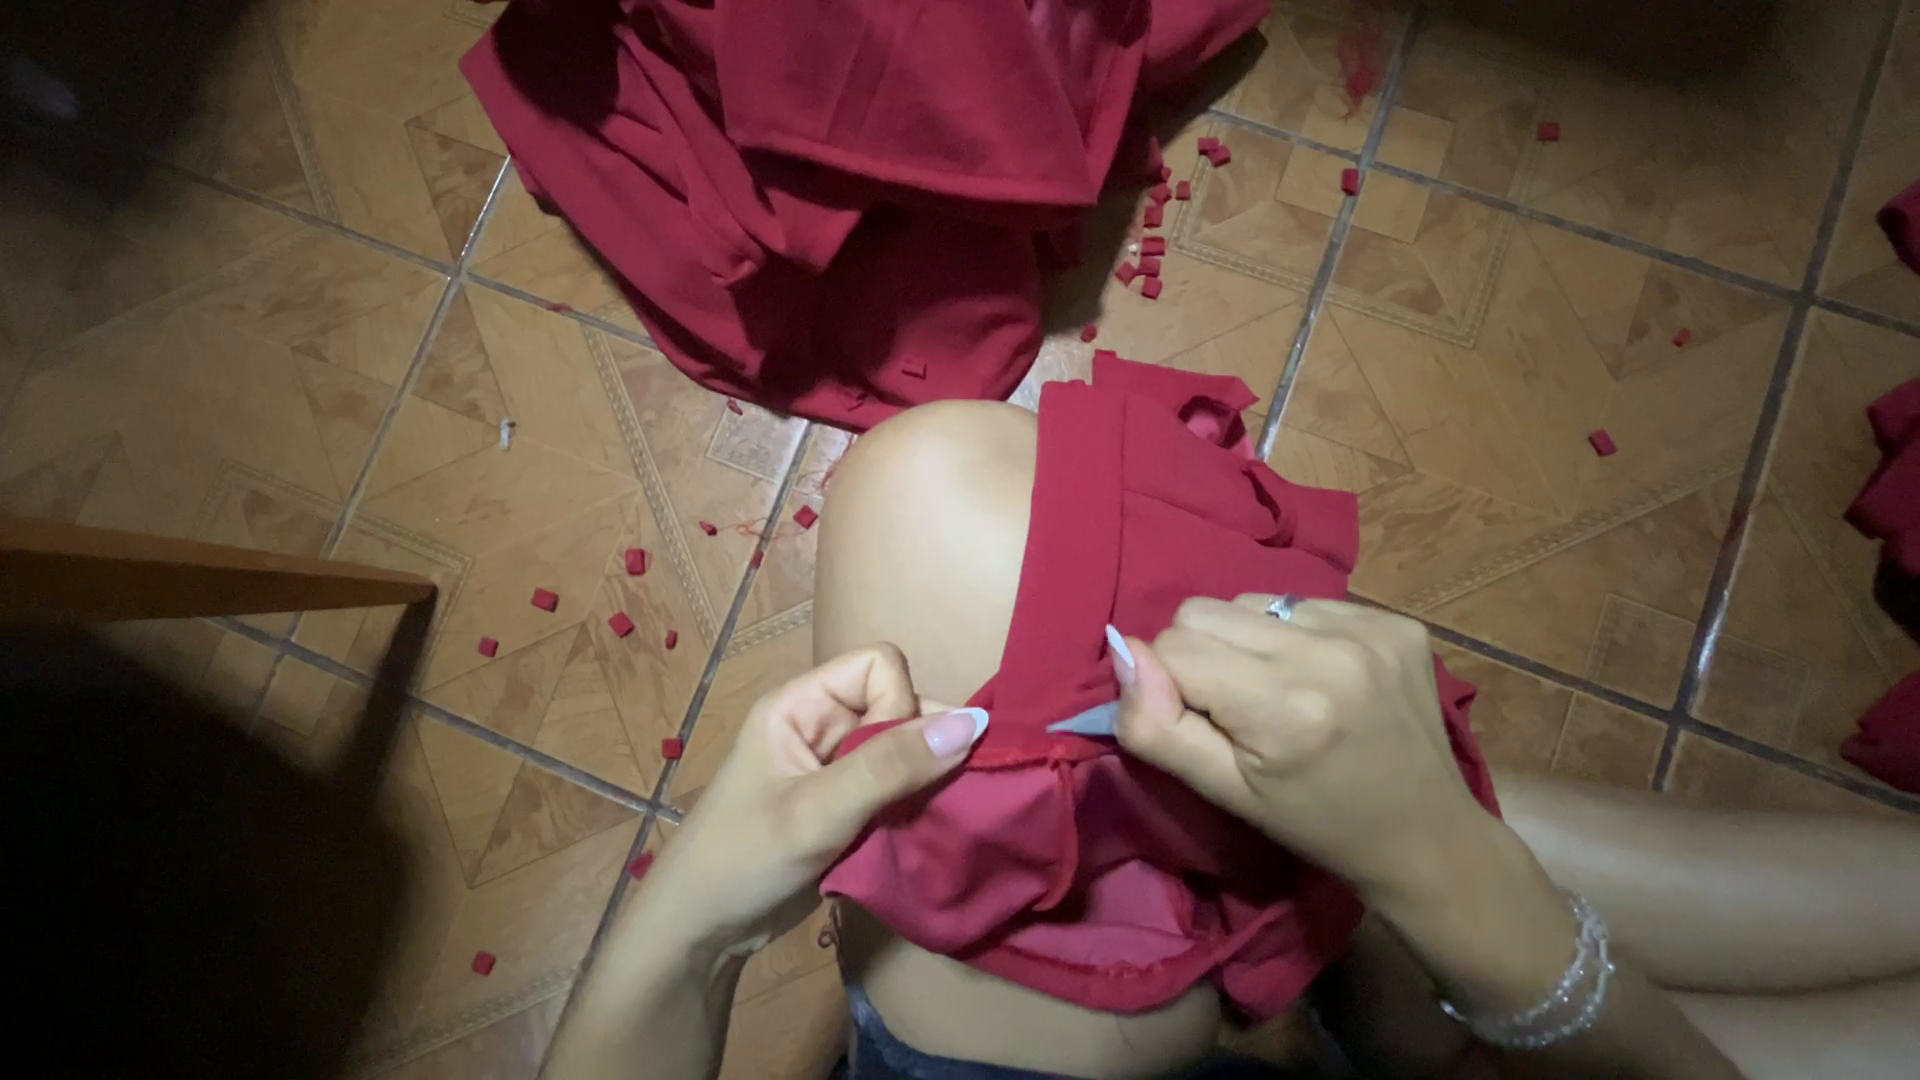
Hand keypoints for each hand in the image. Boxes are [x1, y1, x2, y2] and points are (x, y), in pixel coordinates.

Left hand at [634, 644, 987, 955]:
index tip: (896, 761)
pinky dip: (914, 803)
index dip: (901, 704)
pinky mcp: (850, 802)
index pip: (879, 666)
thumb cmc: (743, 860)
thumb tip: (972, 723)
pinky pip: (899, 782)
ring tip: (922, 817)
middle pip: (900, 703)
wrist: (701, 936)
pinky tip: (915, 830)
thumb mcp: (816, 812)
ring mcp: (837, 764)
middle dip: (922, 745)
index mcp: (803, 703)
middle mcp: (824, 723)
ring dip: (922, 779)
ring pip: (906, 746)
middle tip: (923, 796)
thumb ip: (890, 766)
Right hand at [1109, 596, 1495, 903]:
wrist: (1427, 834)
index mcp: (1284, 706)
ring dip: (1243, 640)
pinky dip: (1290, 635)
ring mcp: (1368, 627)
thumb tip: (1123, 651)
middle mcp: (1327, 650)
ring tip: (1279, 689)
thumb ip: (1157, 726)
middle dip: (1199, 654)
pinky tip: (1320, 676)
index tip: (1203, 722)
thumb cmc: (1313, 822)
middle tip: (1236, 706)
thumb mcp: (1222, 791)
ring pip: (1246, 600)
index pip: (1174, 646)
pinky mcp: (1393, 619)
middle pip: (1202, 610)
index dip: (1170, 684)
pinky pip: (1297, 602)